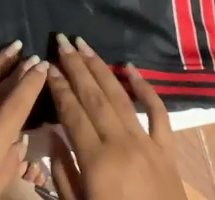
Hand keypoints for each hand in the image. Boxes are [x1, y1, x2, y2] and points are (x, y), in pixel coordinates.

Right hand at [46, 34, 181, 199]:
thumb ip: (63, 173)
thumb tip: (53, 134)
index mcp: (97, 161)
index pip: (72, 112)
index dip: (58, 87)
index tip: (46, 64)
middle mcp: (121, 144)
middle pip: (94, 96)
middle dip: (76, 66)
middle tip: (62, 40)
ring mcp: (147, 144)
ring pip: (120, 97)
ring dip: (100, 68)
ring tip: (84, 44)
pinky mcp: (167, 151)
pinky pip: (158, 113)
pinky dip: (145, 88)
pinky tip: (131, 68)